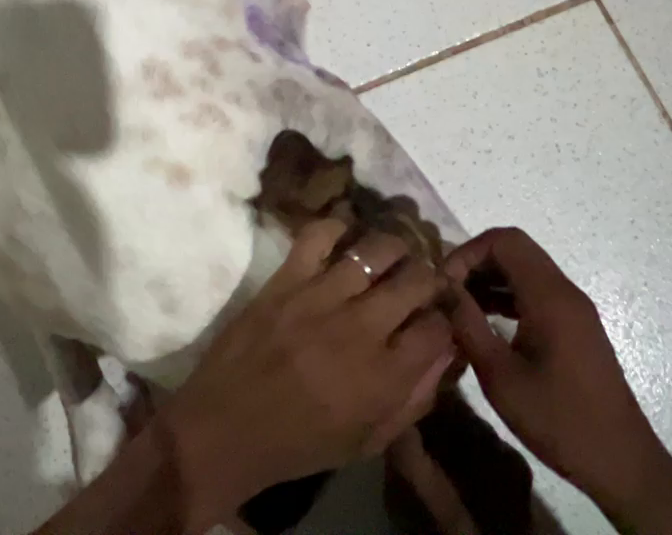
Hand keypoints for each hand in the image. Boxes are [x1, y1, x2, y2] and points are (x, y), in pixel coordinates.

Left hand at [157, 219, 456, 519]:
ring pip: (376, 250)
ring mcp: (321, 297)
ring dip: (394, 248)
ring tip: (392, 254)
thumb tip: (443, 353)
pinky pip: (319, 235)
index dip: (444, 321)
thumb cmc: (300, 442)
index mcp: (385, 376)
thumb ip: (413, 398)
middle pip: (416, 280)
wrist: (227, 425)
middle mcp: (361, 328)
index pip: (439, 328)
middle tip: (419, 281)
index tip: (435, 320)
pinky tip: (344, 237)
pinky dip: (337, 227)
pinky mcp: (285, 279)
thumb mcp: (369, 440)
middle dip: (427, 278)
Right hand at [445, 228, 671, 534]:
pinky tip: (484, 326)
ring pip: (524, 271)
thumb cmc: (557, 419)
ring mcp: (573, 310)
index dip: (467, 252)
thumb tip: (442, 288)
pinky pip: (534, 294)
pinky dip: (506, 297)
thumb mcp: (499, 374)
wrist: (620, 463)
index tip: (444, 285)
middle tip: (447, 295)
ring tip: (459, 311)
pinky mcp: (574, 328)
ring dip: (488, 280)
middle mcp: (565, 293)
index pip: (504, 240)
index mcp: (550, 297)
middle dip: (474, 263)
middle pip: (514, 250)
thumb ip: (467, 324)